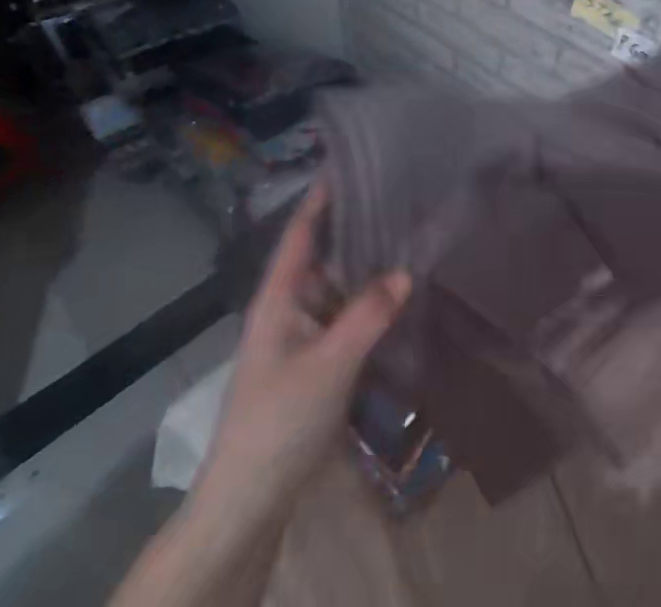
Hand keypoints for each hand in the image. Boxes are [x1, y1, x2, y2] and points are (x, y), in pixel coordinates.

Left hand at [199, 181, 411, 516]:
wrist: (253, 496)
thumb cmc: (280, 421)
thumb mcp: (328, 364)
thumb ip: (366, 316)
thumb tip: (404, 271)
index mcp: (278, 299)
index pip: (301, 234)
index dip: (320, 198)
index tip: (346, 163)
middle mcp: (289, 309)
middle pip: (323, 258)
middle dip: (354, 228)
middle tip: (398, 197)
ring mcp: (303, 338)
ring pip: (338, 291)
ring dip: (366, 268)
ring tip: (407, 236)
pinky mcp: (317, 363)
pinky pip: (347, 320)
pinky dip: (370, 304)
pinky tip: (399, 297)